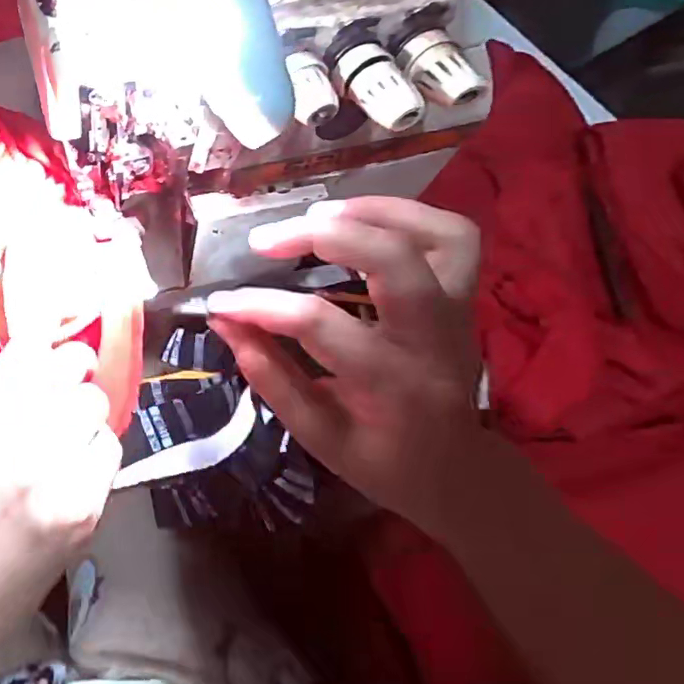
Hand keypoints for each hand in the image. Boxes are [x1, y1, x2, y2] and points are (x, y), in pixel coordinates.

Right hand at [205, 197, 486, 529]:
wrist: (457, 471)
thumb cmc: (381, 460)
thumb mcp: (316, 434)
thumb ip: (269, 375)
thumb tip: (224, 321)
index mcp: (392, 384)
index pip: (319, 325)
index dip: (258, 306)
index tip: (218, 303)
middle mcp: (433, 339)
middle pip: (393, 262)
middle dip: (321, 236)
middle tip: (266, 241)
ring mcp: (458, 313)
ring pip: (439, 235)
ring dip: (373, 211)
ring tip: (317, 214)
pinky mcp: (464, 298)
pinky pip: (452, 236)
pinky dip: (405, 215)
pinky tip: (358, 218)